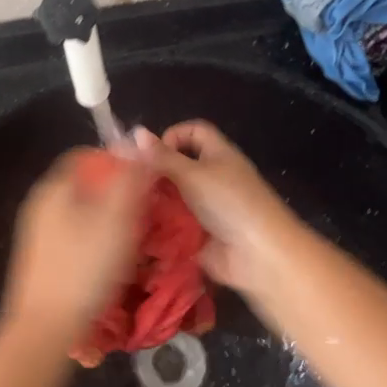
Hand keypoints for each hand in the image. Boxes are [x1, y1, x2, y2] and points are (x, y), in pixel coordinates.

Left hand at [4, 148, 150, 338]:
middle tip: (145, 214)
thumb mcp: (116, 220)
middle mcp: (41, 205)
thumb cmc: (84, 269)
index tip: (143, 181)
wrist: (45, 328)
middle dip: (117, 195)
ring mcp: (39, 234)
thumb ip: (129, 179)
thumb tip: (138, 142)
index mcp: (54, 188)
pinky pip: (76, 238)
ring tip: (134, 240)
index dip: (117, 162)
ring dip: (110, 222)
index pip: (86, 156)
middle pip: (85, 186)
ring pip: (82, 214)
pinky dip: (97, 243)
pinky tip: (112, 264)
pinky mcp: (43, 260)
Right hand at [134, 121, 308, 293]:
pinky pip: (175, 223)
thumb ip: (163, 157)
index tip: (152, 154)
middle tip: (131, 184)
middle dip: (156, 173)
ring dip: (154, 201)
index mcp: (219, 154)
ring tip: (130, 207)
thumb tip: (136, 132)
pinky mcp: (200, 234)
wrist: (257, 255)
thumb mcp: (193, 174)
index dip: (173, 135)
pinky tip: (139, 228)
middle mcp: (214, 177)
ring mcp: (207, 207)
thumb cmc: (229, 203)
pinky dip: (159, 225)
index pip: (194, 131)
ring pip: (174, 196)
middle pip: (180, 166)